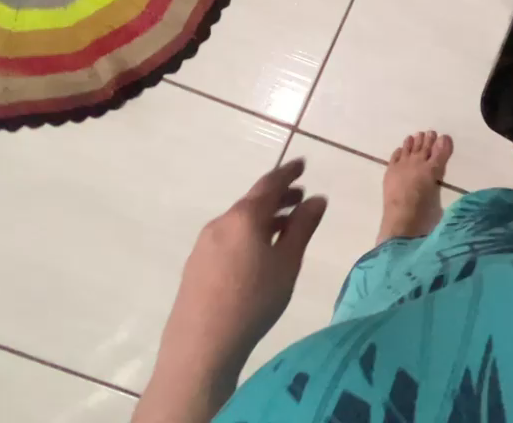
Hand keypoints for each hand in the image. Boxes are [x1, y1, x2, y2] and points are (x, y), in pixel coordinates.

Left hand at [144, 160, 327, 412]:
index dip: (288, 172)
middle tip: (300, 197)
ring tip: (284, 227)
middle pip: (253, 201)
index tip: (303, 164)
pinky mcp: (195, 265)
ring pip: (240, 220)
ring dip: (264, 217)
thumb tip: (317, 198)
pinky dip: (248, 233)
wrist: (200, 347)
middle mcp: (221, 223)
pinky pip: (228, 237)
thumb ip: (303, 226)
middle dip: (278, 196)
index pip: (270, 184)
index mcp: (245, 216)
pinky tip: (257, 253)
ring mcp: (204, 245)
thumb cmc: (253, 300)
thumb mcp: (288, 262)